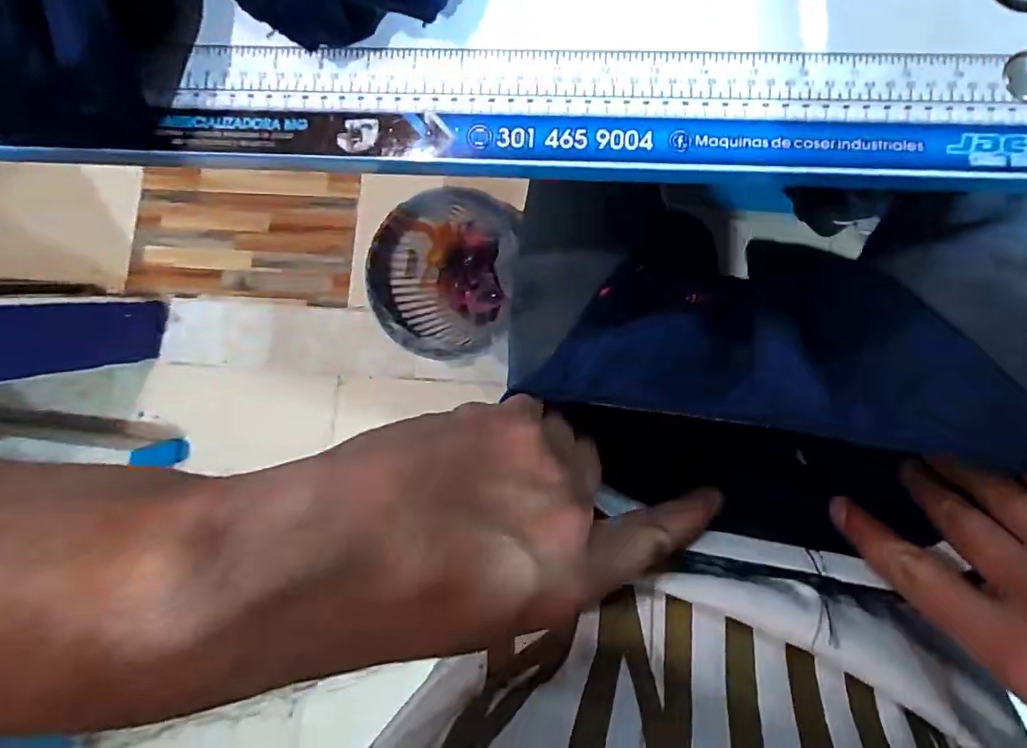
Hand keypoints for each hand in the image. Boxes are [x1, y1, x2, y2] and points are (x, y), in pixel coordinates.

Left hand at [212, 396, 721, 674]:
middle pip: (594, 471)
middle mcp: (569, 509)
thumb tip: (547, 525)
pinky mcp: (504, 415)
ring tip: (480, 471)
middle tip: (514, 496)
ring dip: (535, 450)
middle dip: (565, 481)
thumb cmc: (388, 611)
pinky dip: (507, 429)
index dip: (684, 516)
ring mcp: (540, 453)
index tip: (713, 494)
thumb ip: (536, 563)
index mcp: (566, 577)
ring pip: (560, 435)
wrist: (313, 552)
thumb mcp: (482, 613)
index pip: (648, 537)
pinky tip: (464, 448)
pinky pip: (527, 414)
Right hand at [831, 461, 1026, 747]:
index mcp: (1026, 646)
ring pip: (1005, 489)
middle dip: (922, 486)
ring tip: (939, 450)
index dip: (874, 538)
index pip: (923, 577)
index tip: (839, 503)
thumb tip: (999, 639)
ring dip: (966, 469)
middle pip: (960, 516)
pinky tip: (1019, 465)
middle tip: (898, 460)